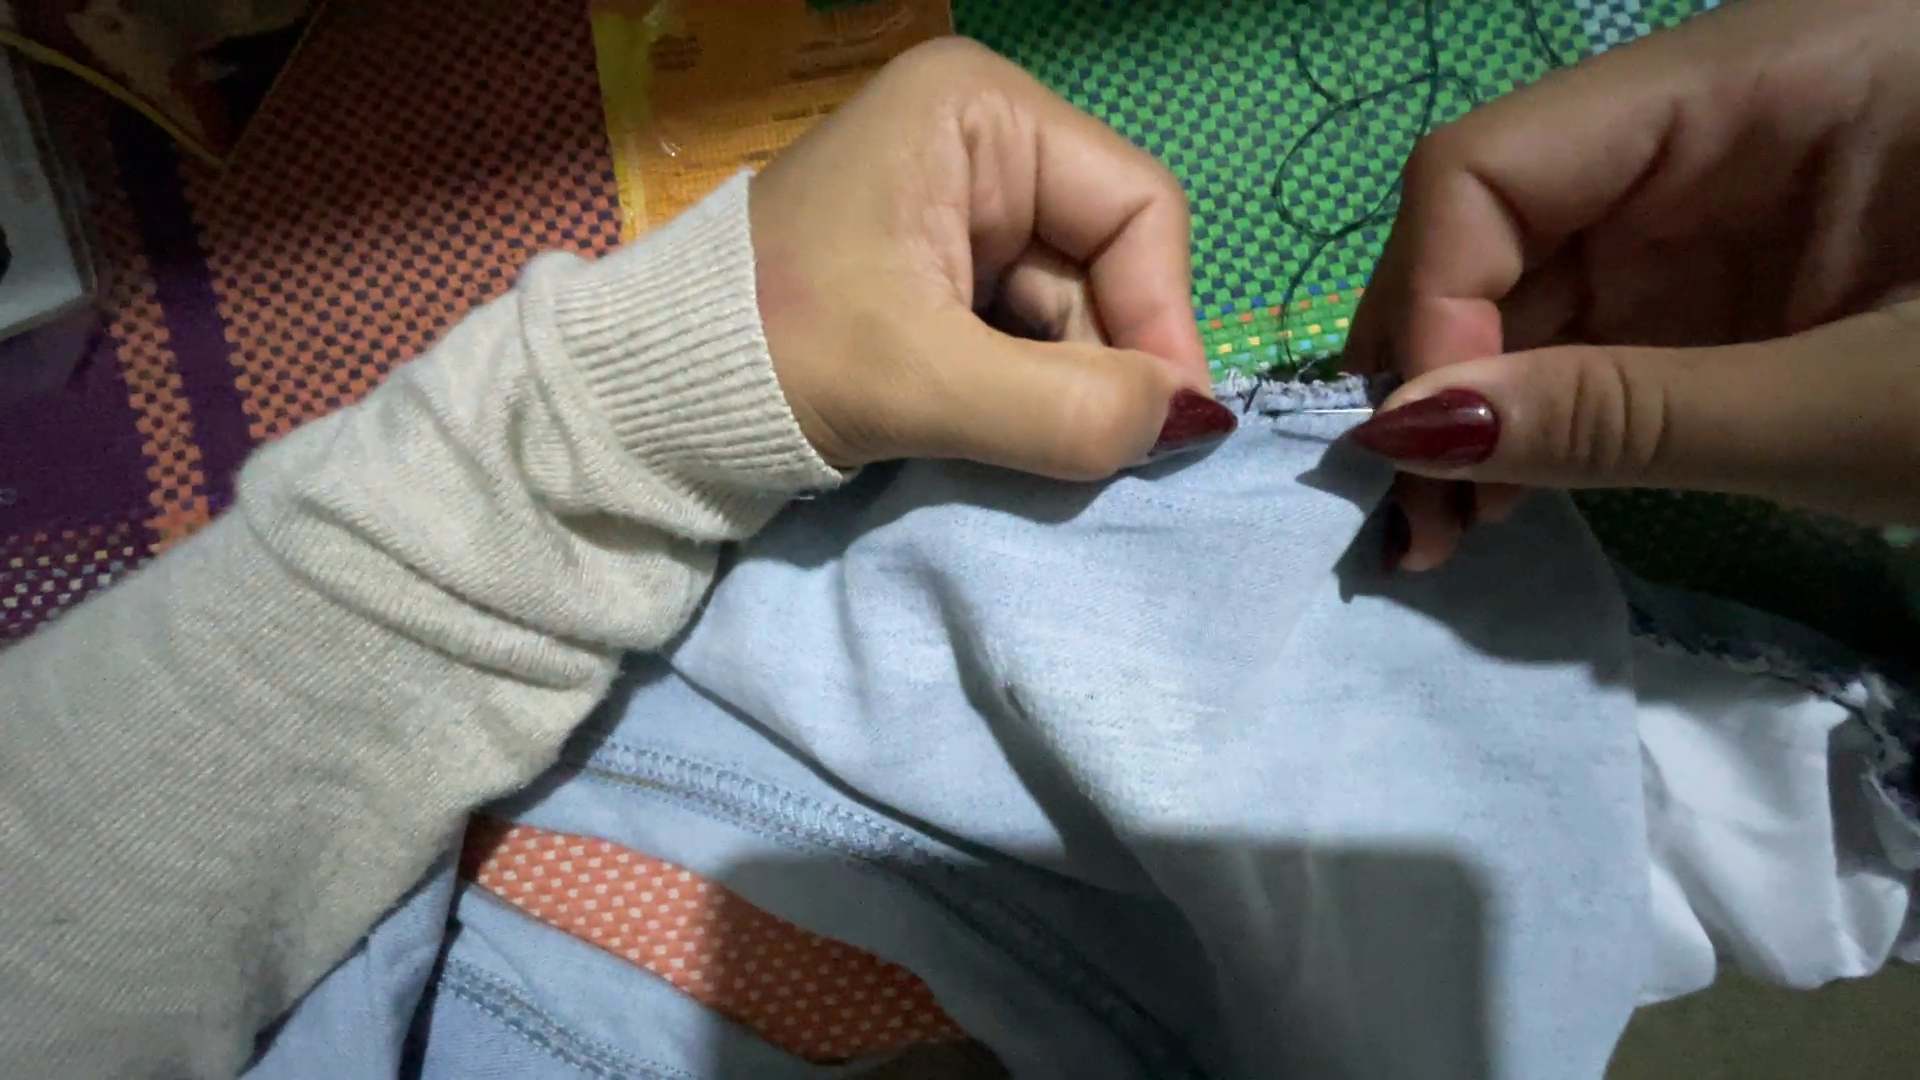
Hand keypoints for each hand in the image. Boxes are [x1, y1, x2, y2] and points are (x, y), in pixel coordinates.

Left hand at [749, 38, 1233, 480]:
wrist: (669, 394)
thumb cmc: (777, 351)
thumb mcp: (921, 378)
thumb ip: (1061, 406)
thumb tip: (1179, 420)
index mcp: (979, 116)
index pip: (1135, 207)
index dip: (1165, 316)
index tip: (1169, 420)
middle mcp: (981, 152)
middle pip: (1104, 266)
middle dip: (1104, 365)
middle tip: (1094, 451)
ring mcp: (963, 217)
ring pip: (1068, 313)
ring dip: (1065, 390)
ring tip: (1024, 443)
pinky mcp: (944, 280)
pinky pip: (1025, 340)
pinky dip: (1030, 395)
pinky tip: (1001, 430)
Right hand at [1343, 0, 1919, 570]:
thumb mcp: (1876, 409)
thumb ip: (1618, 416)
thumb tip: (1401, 436)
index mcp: (1770, 75)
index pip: (1487, 166)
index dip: (1427, 297)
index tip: (1427, 434)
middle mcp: (1695, 134)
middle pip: (1471, 242)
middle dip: (1421, 381)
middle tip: (1406, 509)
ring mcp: (1682, 220)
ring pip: (1492, 309)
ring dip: (1449, 423)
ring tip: (1443, 527)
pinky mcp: (1683, 294)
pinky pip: (1545, 350)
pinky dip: (1505, 431)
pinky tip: (1492, 499)